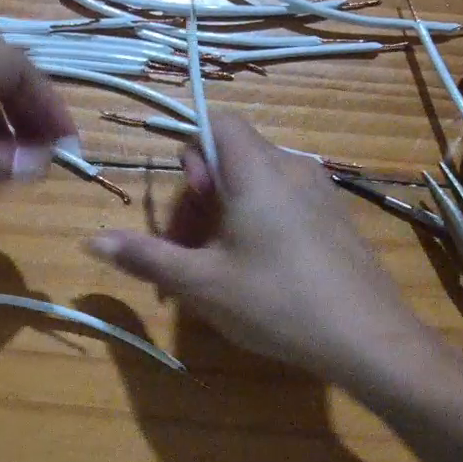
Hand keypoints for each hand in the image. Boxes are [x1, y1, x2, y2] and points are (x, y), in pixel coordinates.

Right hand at [85, 115, 451, 385]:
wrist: (369, 339)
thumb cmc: (277, 303)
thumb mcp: (202, 285)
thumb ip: (147, 258)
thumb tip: (93, 240)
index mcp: (257, 172)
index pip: (217, 122)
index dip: (190, 150)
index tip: (185, 200)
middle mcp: (292, 168)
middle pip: (235, 155)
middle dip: (202, 194)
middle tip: (191, 249)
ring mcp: (322, 193)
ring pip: (260, 182)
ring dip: (228, 212)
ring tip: (222, 268)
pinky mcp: (338, 220)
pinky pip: (287, 202)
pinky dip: (260, 223)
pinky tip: (262, 273)